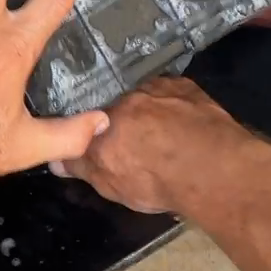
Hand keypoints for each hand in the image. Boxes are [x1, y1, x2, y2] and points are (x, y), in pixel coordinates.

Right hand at [59, 76, 270, 213]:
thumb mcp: (111, 185)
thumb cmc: (156, 180)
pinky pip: (171, 90)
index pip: (84, 118)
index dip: (89, 129)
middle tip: (133, 138)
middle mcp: (123, 96)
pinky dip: (172, 103)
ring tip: (160, 130)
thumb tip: (55, 161)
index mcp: (100, 119)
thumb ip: (81, 168)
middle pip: (114, 102)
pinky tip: (182, 120)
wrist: (214, 169)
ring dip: (147, 107)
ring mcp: (156, 87)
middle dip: (119, 117)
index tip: (96, 141)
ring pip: (144, 94)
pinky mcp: (185, 85)